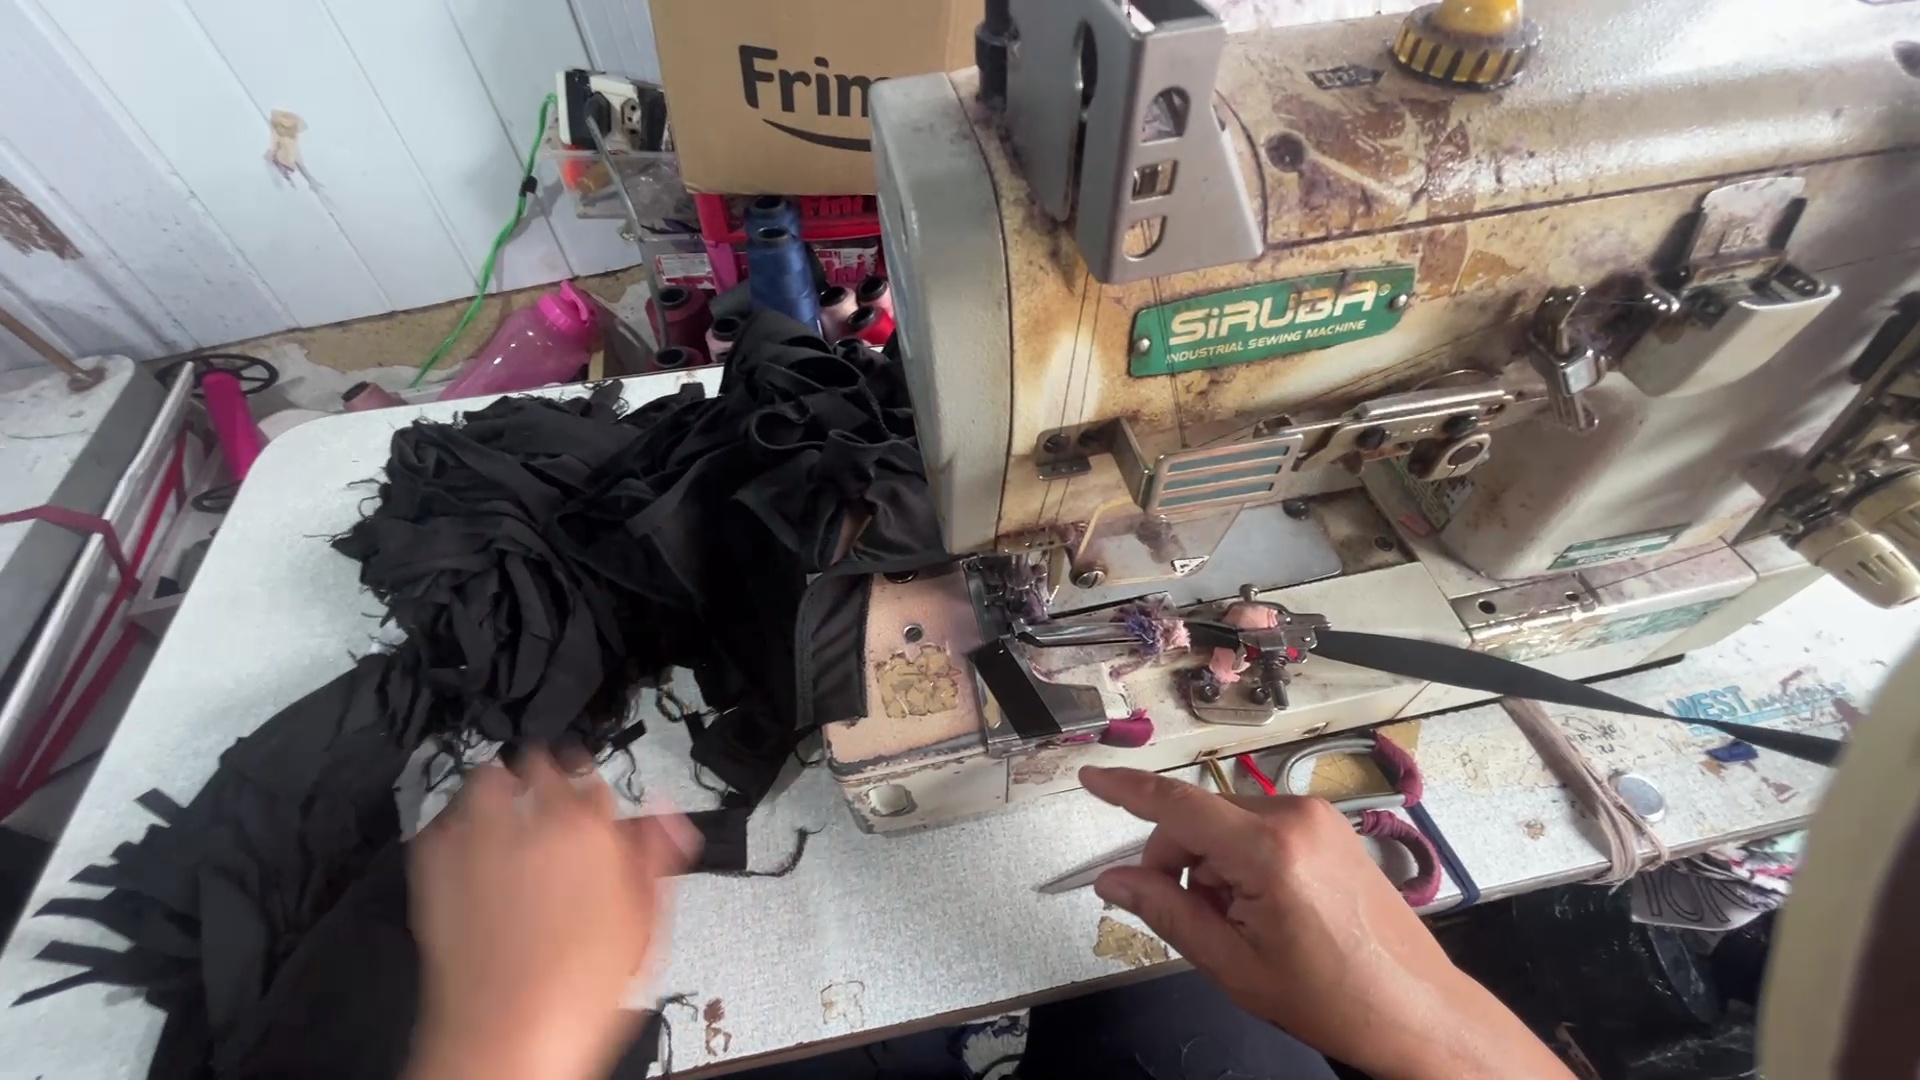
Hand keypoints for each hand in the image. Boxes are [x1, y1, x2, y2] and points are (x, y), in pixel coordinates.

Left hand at [404, 750, 698, 1079]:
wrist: (504, 1042)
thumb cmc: (575, 991)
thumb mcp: (644, 923)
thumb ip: (655, 859)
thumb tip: (668, 818)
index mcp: (591, 831)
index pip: (594, 778)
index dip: (596, 790)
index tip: (594, 804)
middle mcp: (534, 825)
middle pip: (540, 765)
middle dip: (547, 773)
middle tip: (551, 789)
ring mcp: (480, 845)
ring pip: (486, 780)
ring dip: (498, 784)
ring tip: (505, 797)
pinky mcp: (436, 873)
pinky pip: (441, 824)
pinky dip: (454, 823)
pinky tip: (466, 837)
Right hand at [1079, 766, 1571, 1079]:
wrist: (1423, 1012)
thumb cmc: (1330, 998)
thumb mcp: (1234, 965)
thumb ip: (1165, 912)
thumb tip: (1110, 882)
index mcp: (1269, 852)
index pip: (1177, 805)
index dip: (1125, 789)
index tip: (1090, 776)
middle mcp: (1292, 816)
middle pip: (1196, 818)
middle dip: (1175, 859)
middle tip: (1187, 914)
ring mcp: (1314, 814)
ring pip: (1223, 821)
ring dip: (1209, 860)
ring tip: (1237, 917)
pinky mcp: (1325, 822)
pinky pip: (1254, 824)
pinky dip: (1238, 855)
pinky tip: (1260, 900)